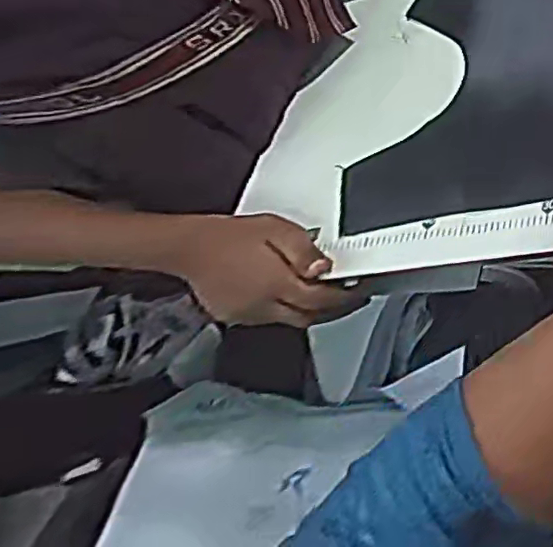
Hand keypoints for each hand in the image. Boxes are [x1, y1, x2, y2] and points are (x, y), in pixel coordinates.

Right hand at [164, 214, 360, 326]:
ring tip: (326, 295)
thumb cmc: (234, 236)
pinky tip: (294, 296)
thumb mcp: (280, 232)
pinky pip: (269, 320)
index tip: (360, 291)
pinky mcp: (233, 317)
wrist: (192, 246)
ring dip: (310, 311)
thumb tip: (325, 268)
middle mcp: (260, 305)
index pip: (320, 300)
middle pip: (307, 316)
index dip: (344, 297)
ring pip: (289, 321)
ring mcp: (245, 315)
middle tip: (351, 297)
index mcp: (275, 284)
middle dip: (332, 309)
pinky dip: (287, 311)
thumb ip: (306, 252)